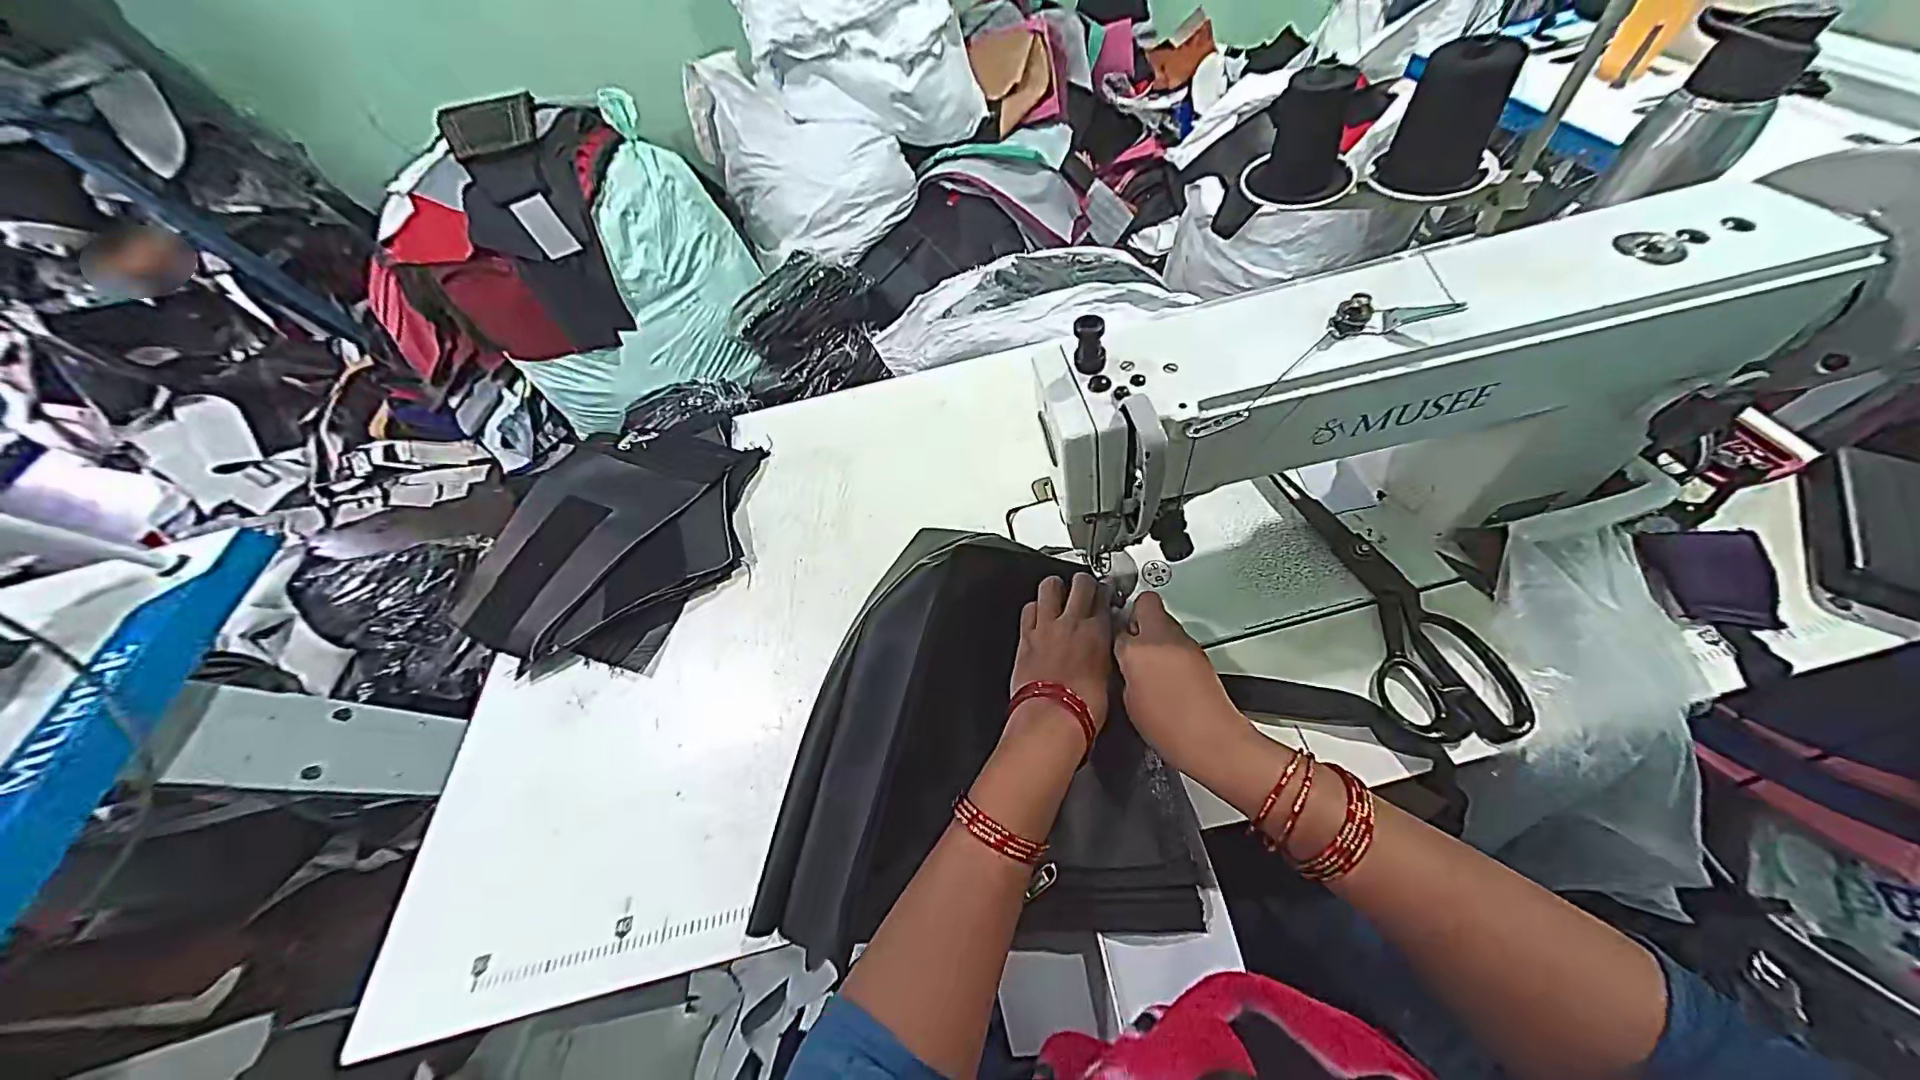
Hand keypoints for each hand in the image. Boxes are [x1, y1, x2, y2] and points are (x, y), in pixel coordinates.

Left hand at [1010, 574, 1112, 737]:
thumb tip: (1101, 654)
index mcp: (1098, 633)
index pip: (1105, 600)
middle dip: (1084, 581)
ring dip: (1055, 587)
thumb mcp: (1107, 680)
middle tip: (1084, 585)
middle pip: (1080, 584)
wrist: (1051, 716)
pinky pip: (1028, 609)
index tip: (1105, 594)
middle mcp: (1073, 623)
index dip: (1106, 593)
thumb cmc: (1083, 707)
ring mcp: (1046, 627)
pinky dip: (1034, 608)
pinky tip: (1037, 613)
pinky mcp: (1026, 637)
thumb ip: (1103, 657)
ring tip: (1057, 591)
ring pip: (1049, 587)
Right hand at [1113, 591, 1256, 780]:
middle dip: (1136, 618)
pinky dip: (1171, 651)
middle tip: (1130, 640)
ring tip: (1150, 665)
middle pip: (1146, 606)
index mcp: (1137, 649)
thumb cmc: (1172, 729)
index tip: (1113, 643)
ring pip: (1165, 622)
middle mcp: (1164, 638)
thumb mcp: (1129, 700)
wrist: (1213, 741)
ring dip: (1155, 635)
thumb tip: (1125, 663)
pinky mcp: (1202, 654)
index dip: (1114, 634)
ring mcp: (1186, 644)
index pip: (1118, 624)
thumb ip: (1124, 670)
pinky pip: (1179, 641)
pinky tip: (1168, 676)